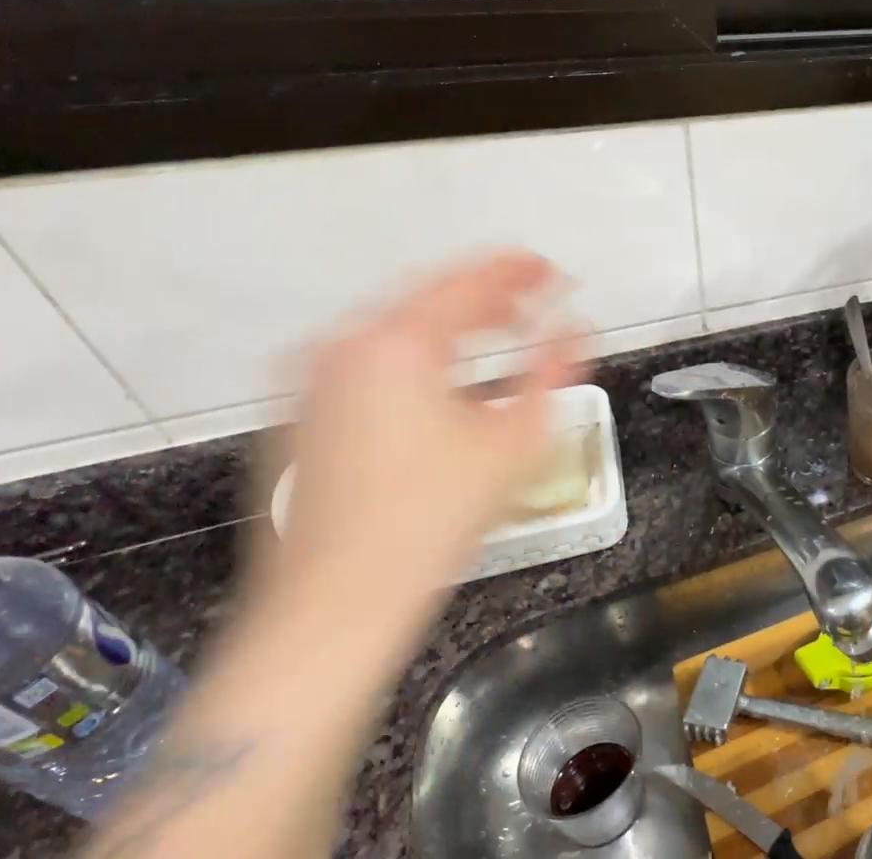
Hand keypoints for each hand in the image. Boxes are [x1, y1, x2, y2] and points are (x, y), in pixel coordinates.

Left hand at [271, 251, 578, 599]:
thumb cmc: (434, 519)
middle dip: (482, 294)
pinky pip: (360, 358)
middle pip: (423, 297)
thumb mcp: (518, 442)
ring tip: (492, 334)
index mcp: (397, 346)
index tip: (549, 271)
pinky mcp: (295, 414)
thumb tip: (576, 327)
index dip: (515, 272)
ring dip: (444, 322)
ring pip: (388, 327)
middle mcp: (341, 348)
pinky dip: (406, 352)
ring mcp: (308, 381)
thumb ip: (555, 370)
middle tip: (528, 302)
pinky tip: (436, 377)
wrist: (337, 599)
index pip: (466, 283)